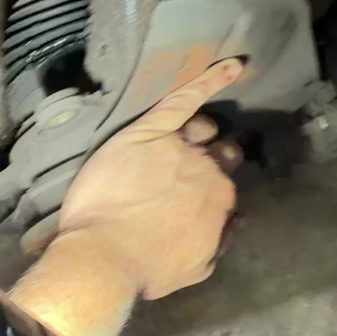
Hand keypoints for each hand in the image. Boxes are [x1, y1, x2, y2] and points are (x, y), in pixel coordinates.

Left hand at [43, 59, 245, 298]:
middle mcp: (208, 171)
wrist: (105, 257)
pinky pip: (182, 100)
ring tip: (186, 137)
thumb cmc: (143, 269)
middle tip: (188, 170)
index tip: (194, 196)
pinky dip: (207, 80)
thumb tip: (231, 227)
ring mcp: (179, 149)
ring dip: (198, 131)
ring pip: (200, 129)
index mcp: (220, 202)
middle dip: (211, 158)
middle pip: (219, 154)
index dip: (208, 189)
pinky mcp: (148, 133)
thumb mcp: (194, 268)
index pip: (223, 185)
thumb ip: (217, 243)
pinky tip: (230, 66)